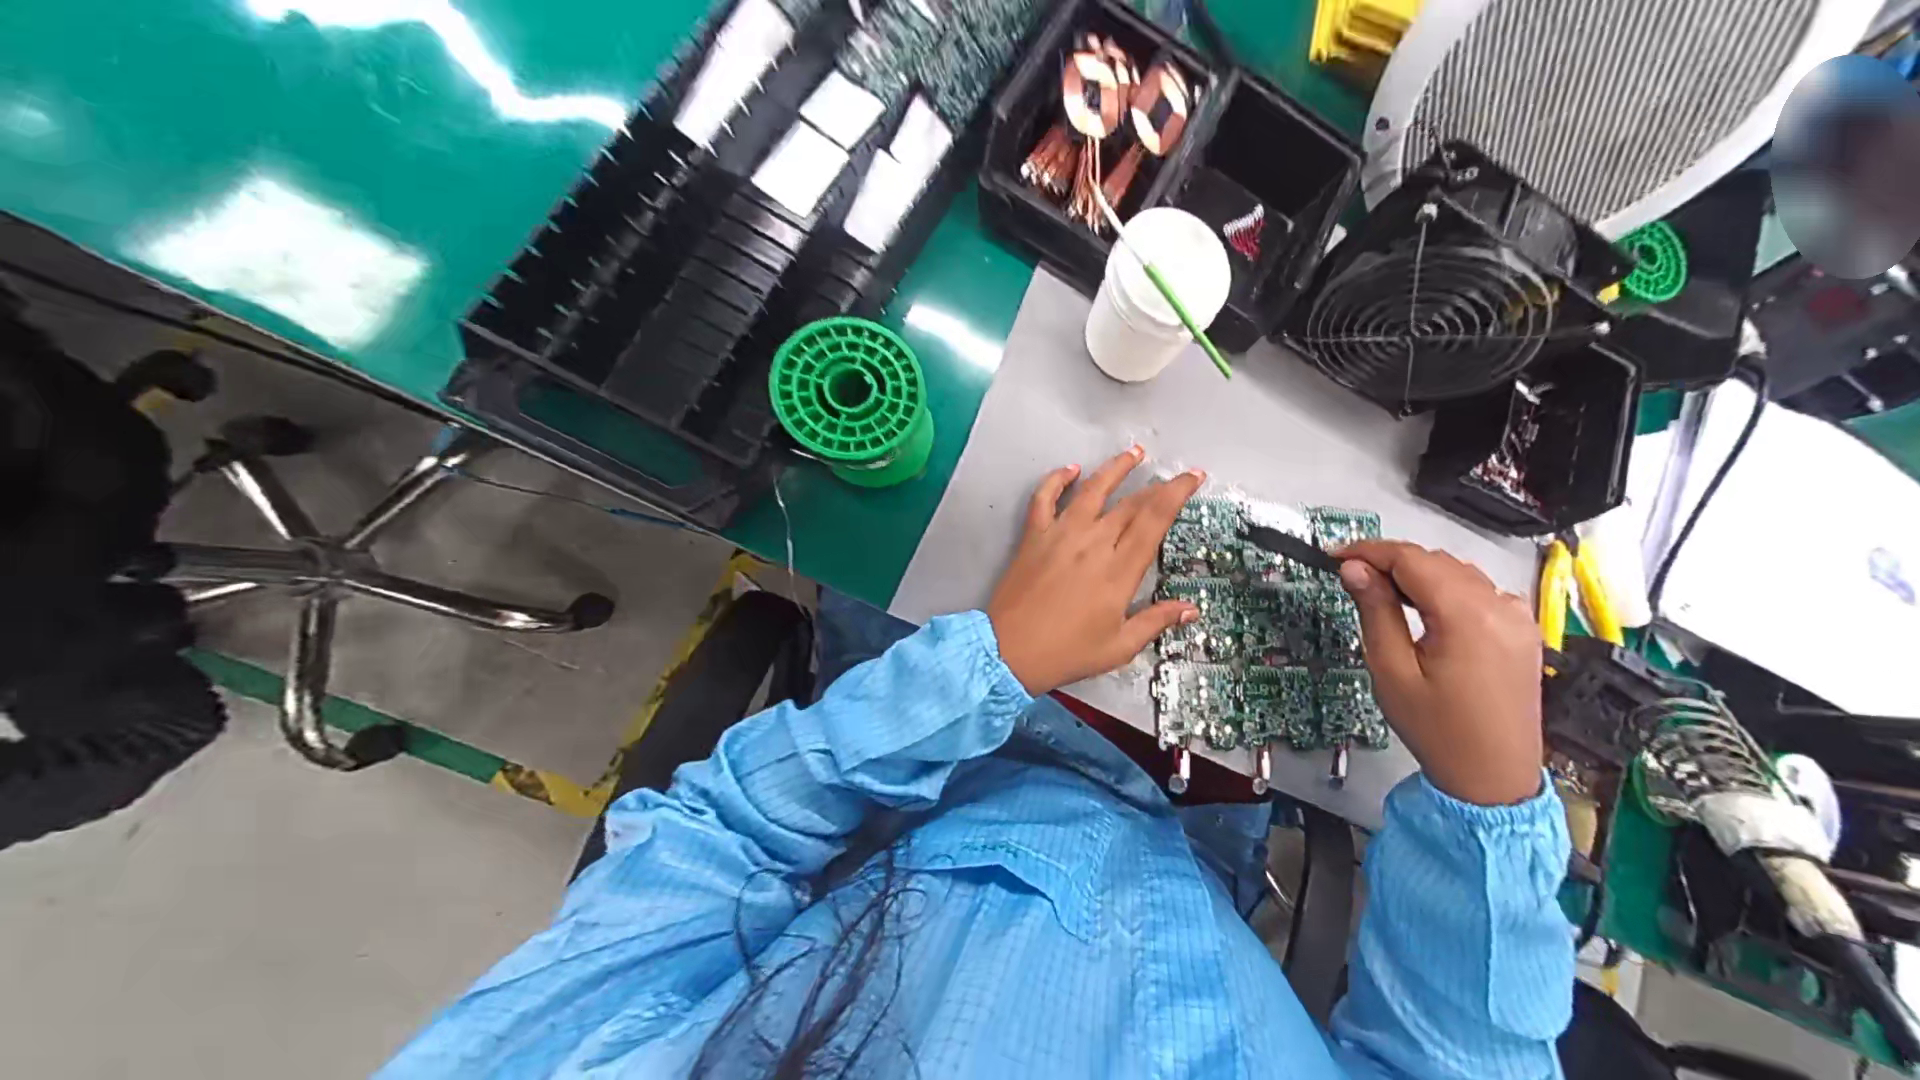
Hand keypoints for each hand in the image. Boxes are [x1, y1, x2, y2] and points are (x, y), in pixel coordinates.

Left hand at [987, 446, 1203, 695]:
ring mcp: (1061, 535)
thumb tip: (1188, 610)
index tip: (1192, 478)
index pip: (1155, 519)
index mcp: (1119, 570)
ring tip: (1133, 453)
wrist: (1010, 651)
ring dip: (1114, 468)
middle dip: (1156, 485)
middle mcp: (1093, 544)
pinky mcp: (1034, 536)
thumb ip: (1155, 621)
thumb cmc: (1066, 652)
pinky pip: (1045, 498)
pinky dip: (1056, 480)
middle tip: (1172, 475)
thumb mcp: (1120, 646)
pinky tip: (1070, 469)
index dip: (1177, 493)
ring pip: (1092, 490)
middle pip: (1131, 503)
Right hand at [1337, 540, 1543, 805]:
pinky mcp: (1520, 630)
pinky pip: (1477, 590)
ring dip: (1415, 572)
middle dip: (1389, 561)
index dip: (1368, 551)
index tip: (1333, 555)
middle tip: (1349, 576)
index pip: (1411, 559)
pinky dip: (1442, 588)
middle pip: (1434, 560)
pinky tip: (1419, 607)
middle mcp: (1500, 607)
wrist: (1493, 777)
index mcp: (1468, 615)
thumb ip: (1375, 610)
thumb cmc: (1436, 728)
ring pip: (1456, 571)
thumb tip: (1355, 569)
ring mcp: (1517, 617)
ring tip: (1378, 591)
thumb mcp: (1391, 669)